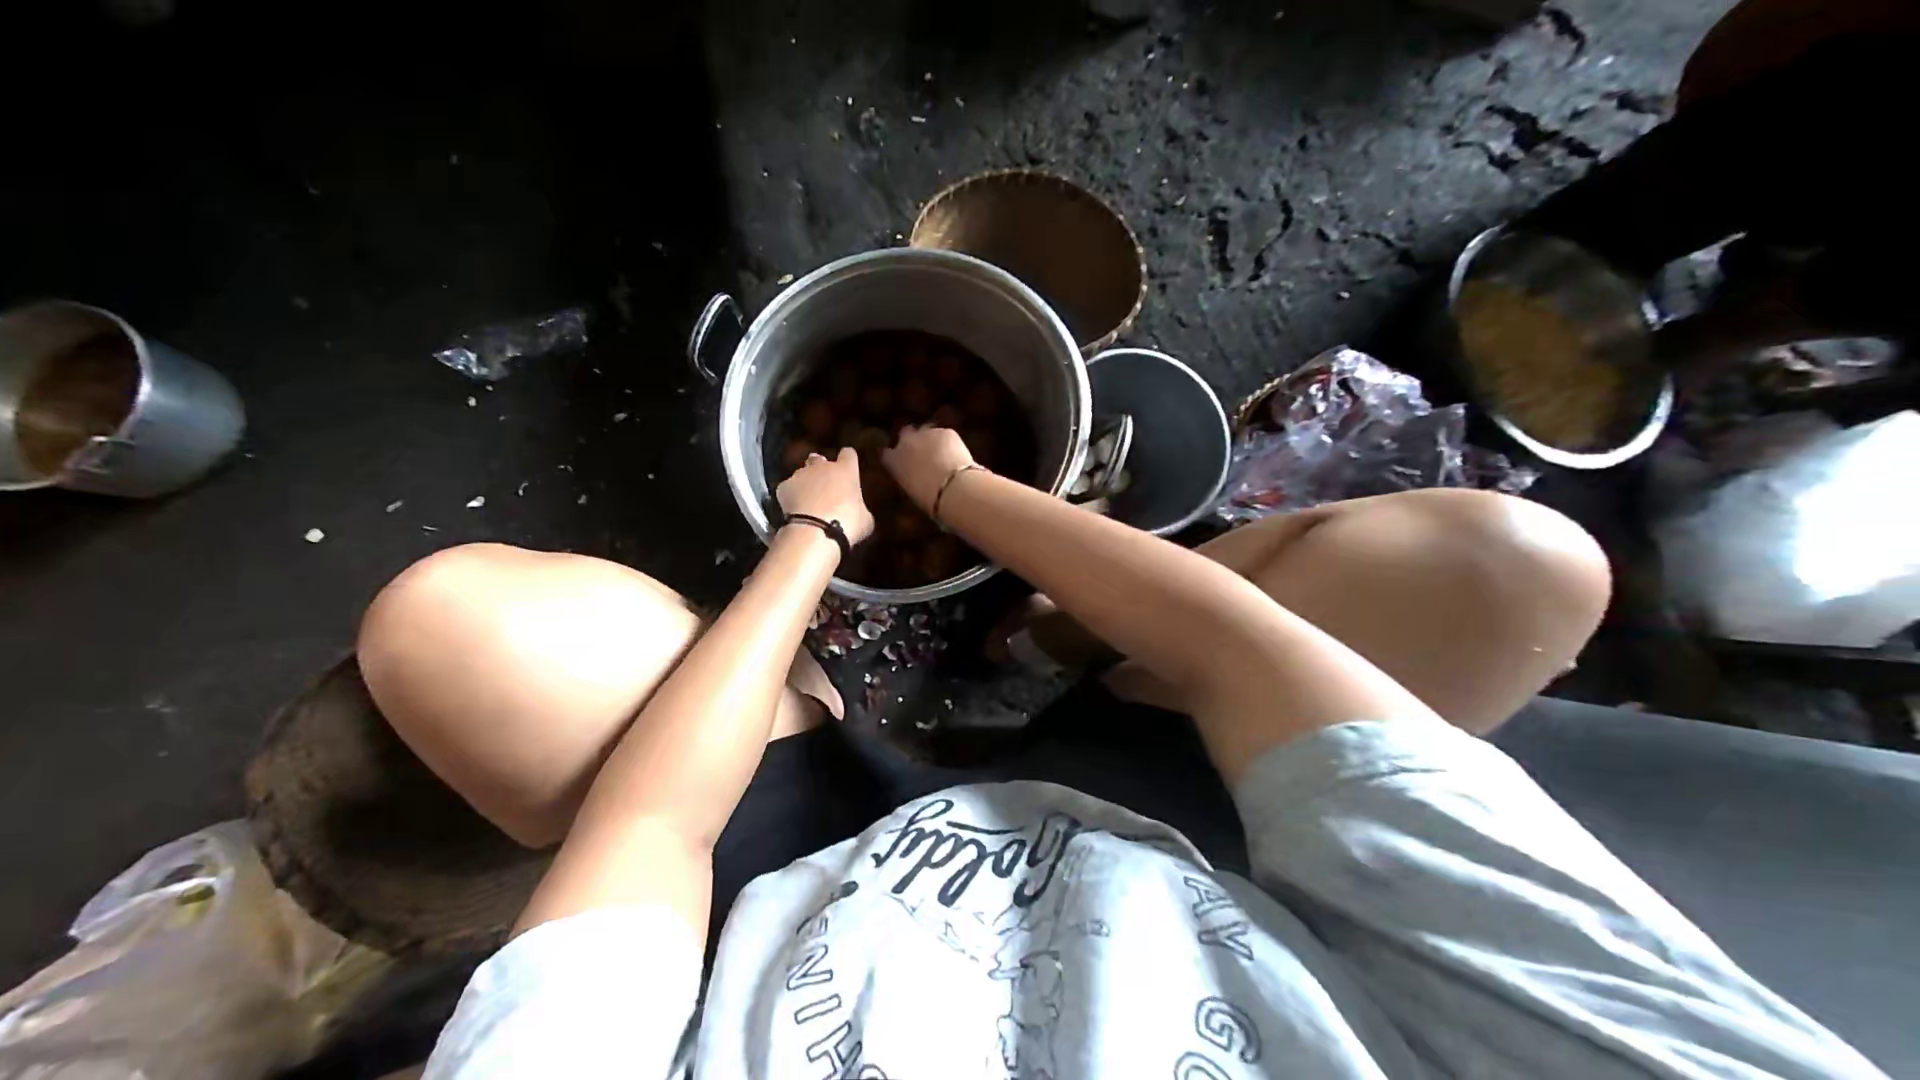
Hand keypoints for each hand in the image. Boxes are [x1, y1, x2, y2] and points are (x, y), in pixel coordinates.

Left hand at [776, 447, 874, 545]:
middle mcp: (822, 466)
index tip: (848, 470)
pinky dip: (790, 496)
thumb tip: (859, 511)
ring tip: (807, 502)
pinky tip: (794, 510)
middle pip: (819, 459)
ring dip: (805, 484)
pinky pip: (788, 488)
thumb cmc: (848, 523)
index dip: (848, 461)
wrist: (816, 531)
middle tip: (824, 486)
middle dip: (820, 469)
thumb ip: (860, 508)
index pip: (849, 454)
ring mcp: (800, 474)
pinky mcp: (783, 486)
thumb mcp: (865, 519)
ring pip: (801, 473)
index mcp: (846, 470)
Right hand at [883, 424, 978, 510]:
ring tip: (943, 454)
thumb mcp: (911, 491)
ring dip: (932, 440)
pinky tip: (957, 454)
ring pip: (927, 431)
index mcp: (894, 461)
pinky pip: (946, 435)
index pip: (888, 454)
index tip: (904, 463)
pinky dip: (950, 443)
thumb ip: (909, 478)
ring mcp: (926, 433)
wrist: (952, 488)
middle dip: (913, 441)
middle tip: (924, 454)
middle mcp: (906, 442)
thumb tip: (915, 477)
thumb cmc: (929, 500)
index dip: (897, 457)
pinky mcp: (946, 432)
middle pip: (905, 434)